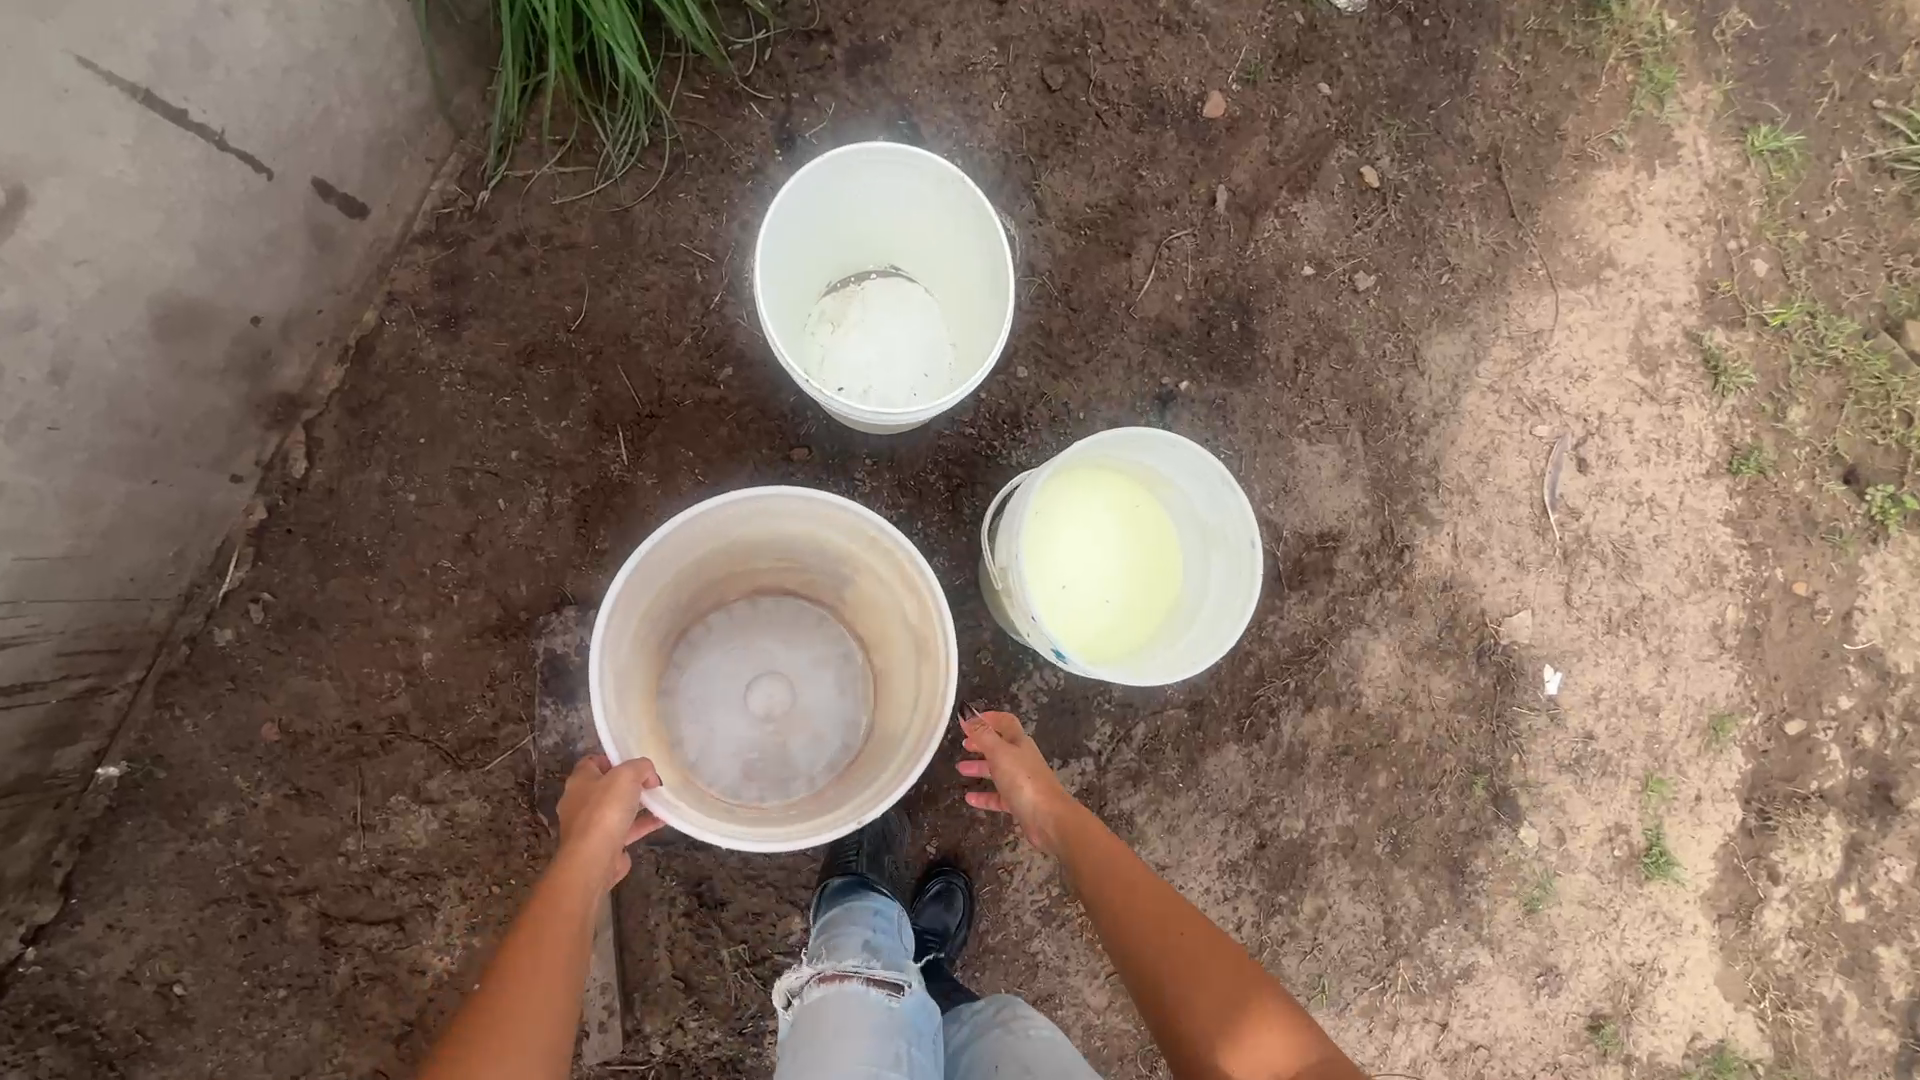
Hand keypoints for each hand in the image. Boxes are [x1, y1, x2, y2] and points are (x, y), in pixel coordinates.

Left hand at [556, 755, 665, 887]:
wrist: (594, 859)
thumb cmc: (605, 810)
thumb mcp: (627, 774)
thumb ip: (641, 767)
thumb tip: (649, 778)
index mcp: (579, 781)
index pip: (592, 762)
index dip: (612, 759)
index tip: (634, 762)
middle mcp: (579, 802)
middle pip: (606, 787)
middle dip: (629, 784)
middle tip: (650, 782)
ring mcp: (589, 826)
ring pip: (617, 810)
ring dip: (638, 805)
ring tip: (662, 801)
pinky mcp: (602, 845)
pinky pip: (625, 829)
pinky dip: (643, 824)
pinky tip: (663, 820)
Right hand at [956, 710, 1080, 855]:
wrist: (1049, 818)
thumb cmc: (1023, 780)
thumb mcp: (999, 752)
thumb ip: (982, 734)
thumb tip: (966, 713)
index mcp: (1019, 742)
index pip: (1005, 722)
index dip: (989, 718)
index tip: (970, 719)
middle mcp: (1022, 759)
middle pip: (1000, 746)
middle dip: (982, 743)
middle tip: (964, 744)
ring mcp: (1022, 782)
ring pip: (998, 771)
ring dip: (980, 768)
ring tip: (961, 769)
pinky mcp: (1020, 803)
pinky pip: (998, 796)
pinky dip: (984, 796)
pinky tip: (970, 799)